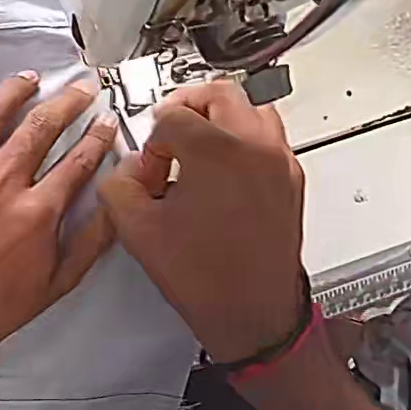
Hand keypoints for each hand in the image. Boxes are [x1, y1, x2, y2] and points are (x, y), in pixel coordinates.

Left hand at [0, 71, 118, 409]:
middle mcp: (0, 188)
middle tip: (81, 89)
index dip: (97, 136)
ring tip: (30, 78)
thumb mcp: (60, 280)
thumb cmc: (2, 304)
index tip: (107, 120)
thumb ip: (93, 239)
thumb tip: (117, 202)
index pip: (77, 161)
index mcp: (36, 213)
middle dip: (66, 103)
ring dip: (13, 92)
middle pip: (38, 129)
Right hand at [98, 79, 306, 362]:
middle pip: (219, 94)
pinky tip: (222, 171)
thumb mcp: (138, 232)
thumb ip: (119, 187)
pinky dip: (243, 141)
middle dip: (186, 108)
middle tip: (169, 131)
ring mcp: (280, 164)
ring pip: (252, 109)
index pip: (173, 115)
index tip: (149, 164)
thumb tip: (124, 172)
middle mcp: (256, 150)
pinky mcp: (291, 182)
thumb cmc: (209, 281)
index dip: (152, 140)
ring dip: (220, 119)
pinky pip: (268, 140)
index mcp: (217, 153)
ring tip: (198, 148)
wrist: (252, 315)